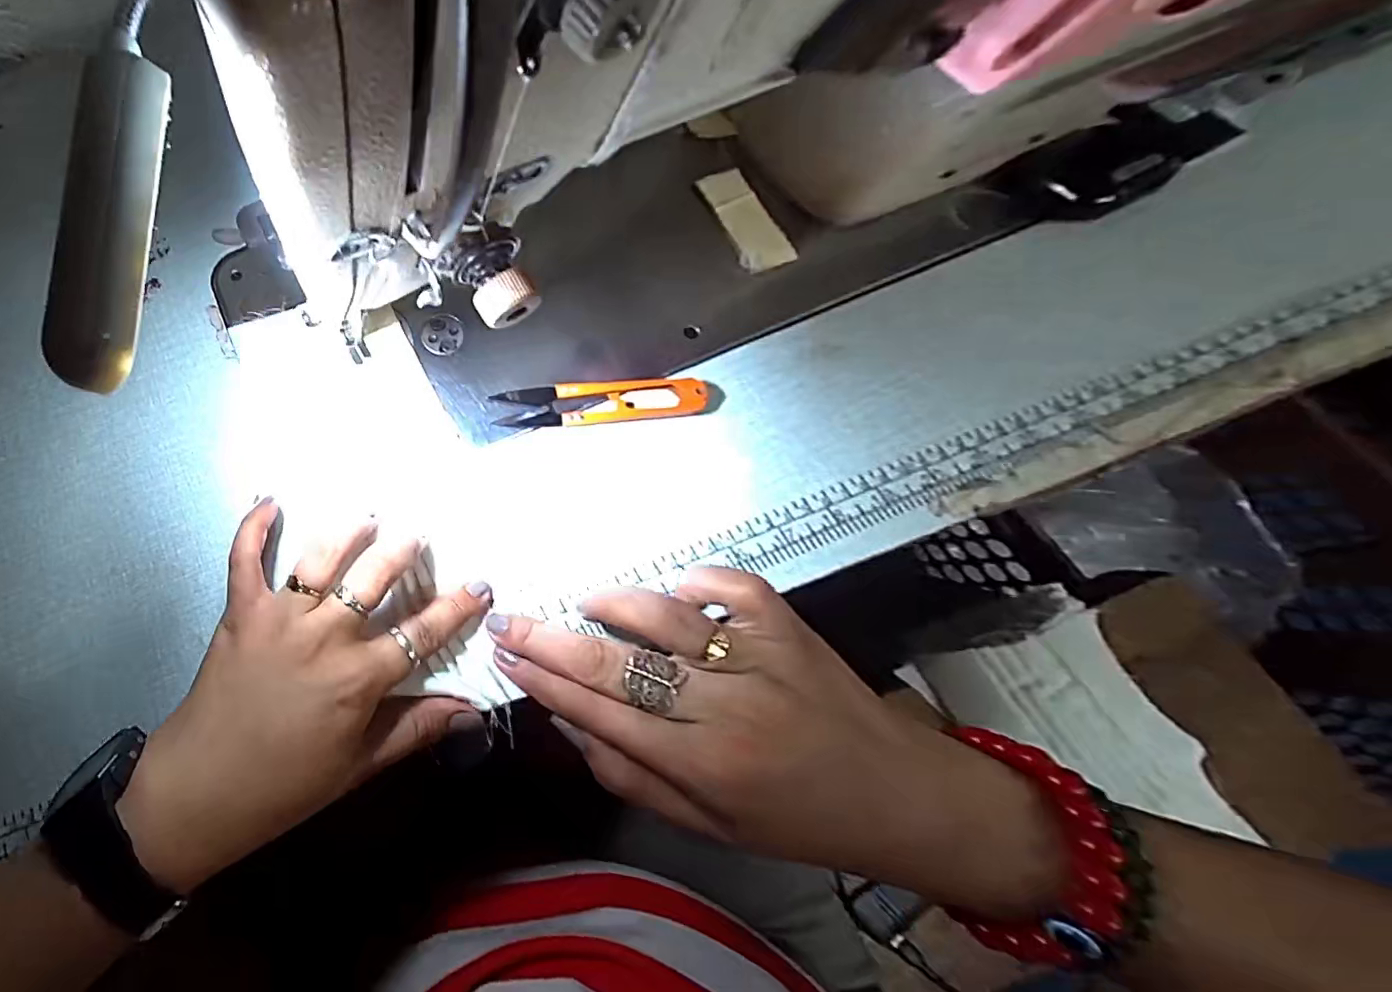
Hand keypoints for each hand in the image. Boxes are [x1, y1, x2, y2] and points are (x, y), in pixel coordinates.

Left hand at [114, 499, 489, 893]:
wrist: (201, 790)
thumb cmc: (286, 785)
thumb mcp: (359, 766)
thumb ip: (415, 729)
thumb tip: (471, 711)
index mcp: (358, 678)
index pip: (420, 633)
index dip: (455, 609)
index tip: (479, 586)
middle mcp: (324, 637)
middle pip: (373, 580)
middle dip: (401, 553)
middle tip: (417, 536)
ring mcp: (279, 619)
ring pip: (320, 560)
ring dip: (347, 534)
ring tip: (367, 517)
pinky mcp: (240, 612)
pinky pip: (245, 560)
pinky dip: (253, 528)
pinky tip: (269, 502)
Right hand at [489, 566, 1066, 916]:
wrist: (900, 796)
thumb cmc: (793, 819)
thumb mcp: (705, 825)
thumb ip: (628, 776)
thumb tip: (566, 720)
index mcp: (703, 766)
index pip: (600, 713)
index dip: (544, 682)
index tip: (504, 657)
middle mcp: (726, 708)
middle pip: (618, 665)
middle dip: (551, 641)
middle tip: (510, 621)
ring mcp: (759, 657)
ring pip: (664, 617)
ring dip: (615, 604)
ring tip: (585, 602)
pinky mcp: (786, 625)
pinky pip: (728, 585)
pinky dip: (694, 579)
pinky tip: (675, 588)